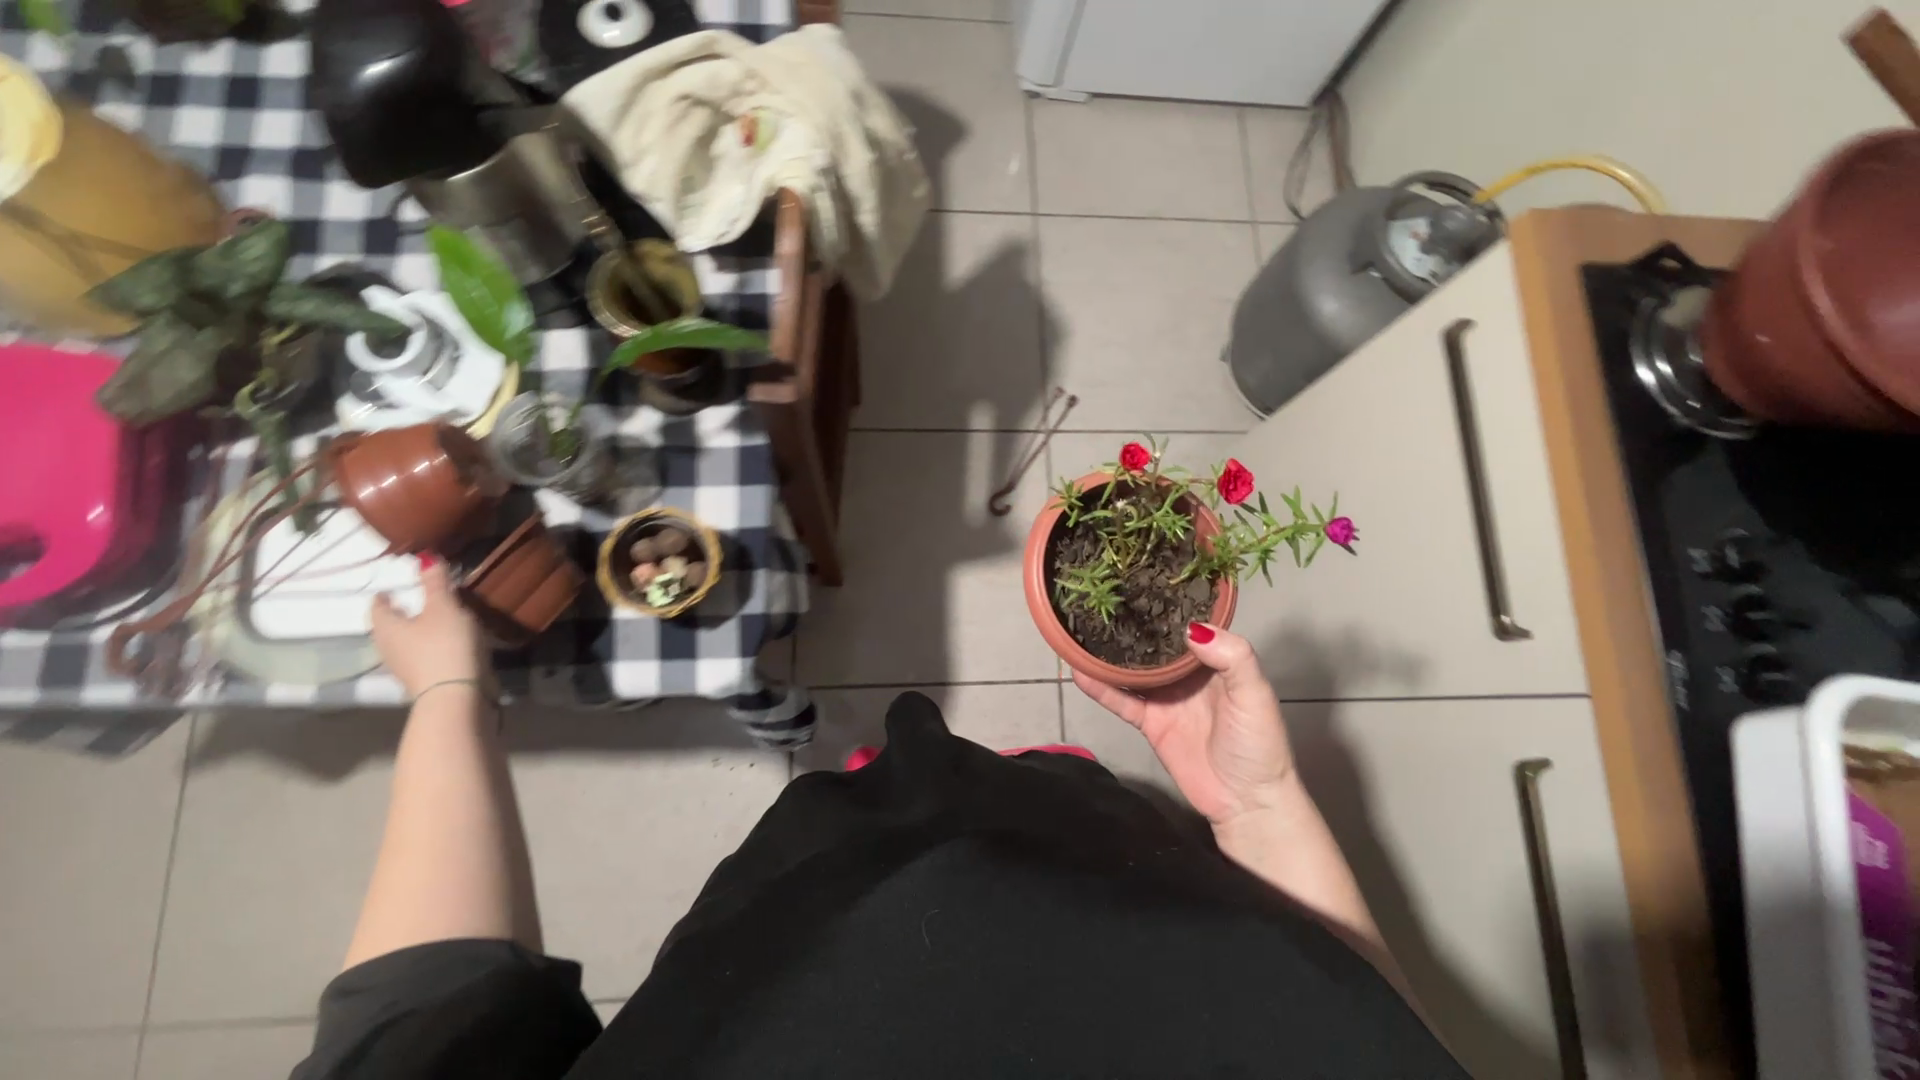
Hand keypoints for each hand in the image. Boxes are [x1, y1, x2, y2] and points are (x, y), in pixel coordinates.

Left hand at [369, 561, 490, 697]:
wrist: (456, 695)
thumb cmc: (444, 645)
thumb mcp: (444, 608)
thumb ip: (435, 583)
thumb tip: (425, 557)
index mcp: (384, 626)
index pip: (376, 605)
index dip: (385, 594)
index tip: (396, 586)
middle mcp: (386, 647)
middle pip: (389, 625)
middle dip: (402, 613)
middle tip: (420, 601)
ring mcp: (402, 668)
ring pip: (405, 643)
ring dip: (418, 632)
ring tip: (439, 622)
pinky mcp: (421, 682)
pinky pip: (422, 658)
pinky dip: (431, 648)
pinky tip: (449, 645)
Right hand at [1072, 623, 1295, 827]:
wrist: (1245, 801)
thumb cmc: (1258, 744)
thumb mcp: (1254, 695)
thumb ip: (1233, 658)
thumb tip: (1191, 628)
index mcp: (1217, 662)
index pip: (1189, 627)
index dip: (1170, 607)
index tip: (1144, 582)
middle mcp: (1188, 675)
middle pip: (1155, 645)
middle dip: (1134, 625)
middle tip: (1104, 601)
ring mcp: (1166, 698)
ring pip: (1133, 670)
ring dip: (1110, 654)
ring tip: (1082, 631)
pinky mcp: (1150, 723)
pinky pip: (1122, 701)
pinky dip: (1101, 689)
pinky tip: (1080, 672)